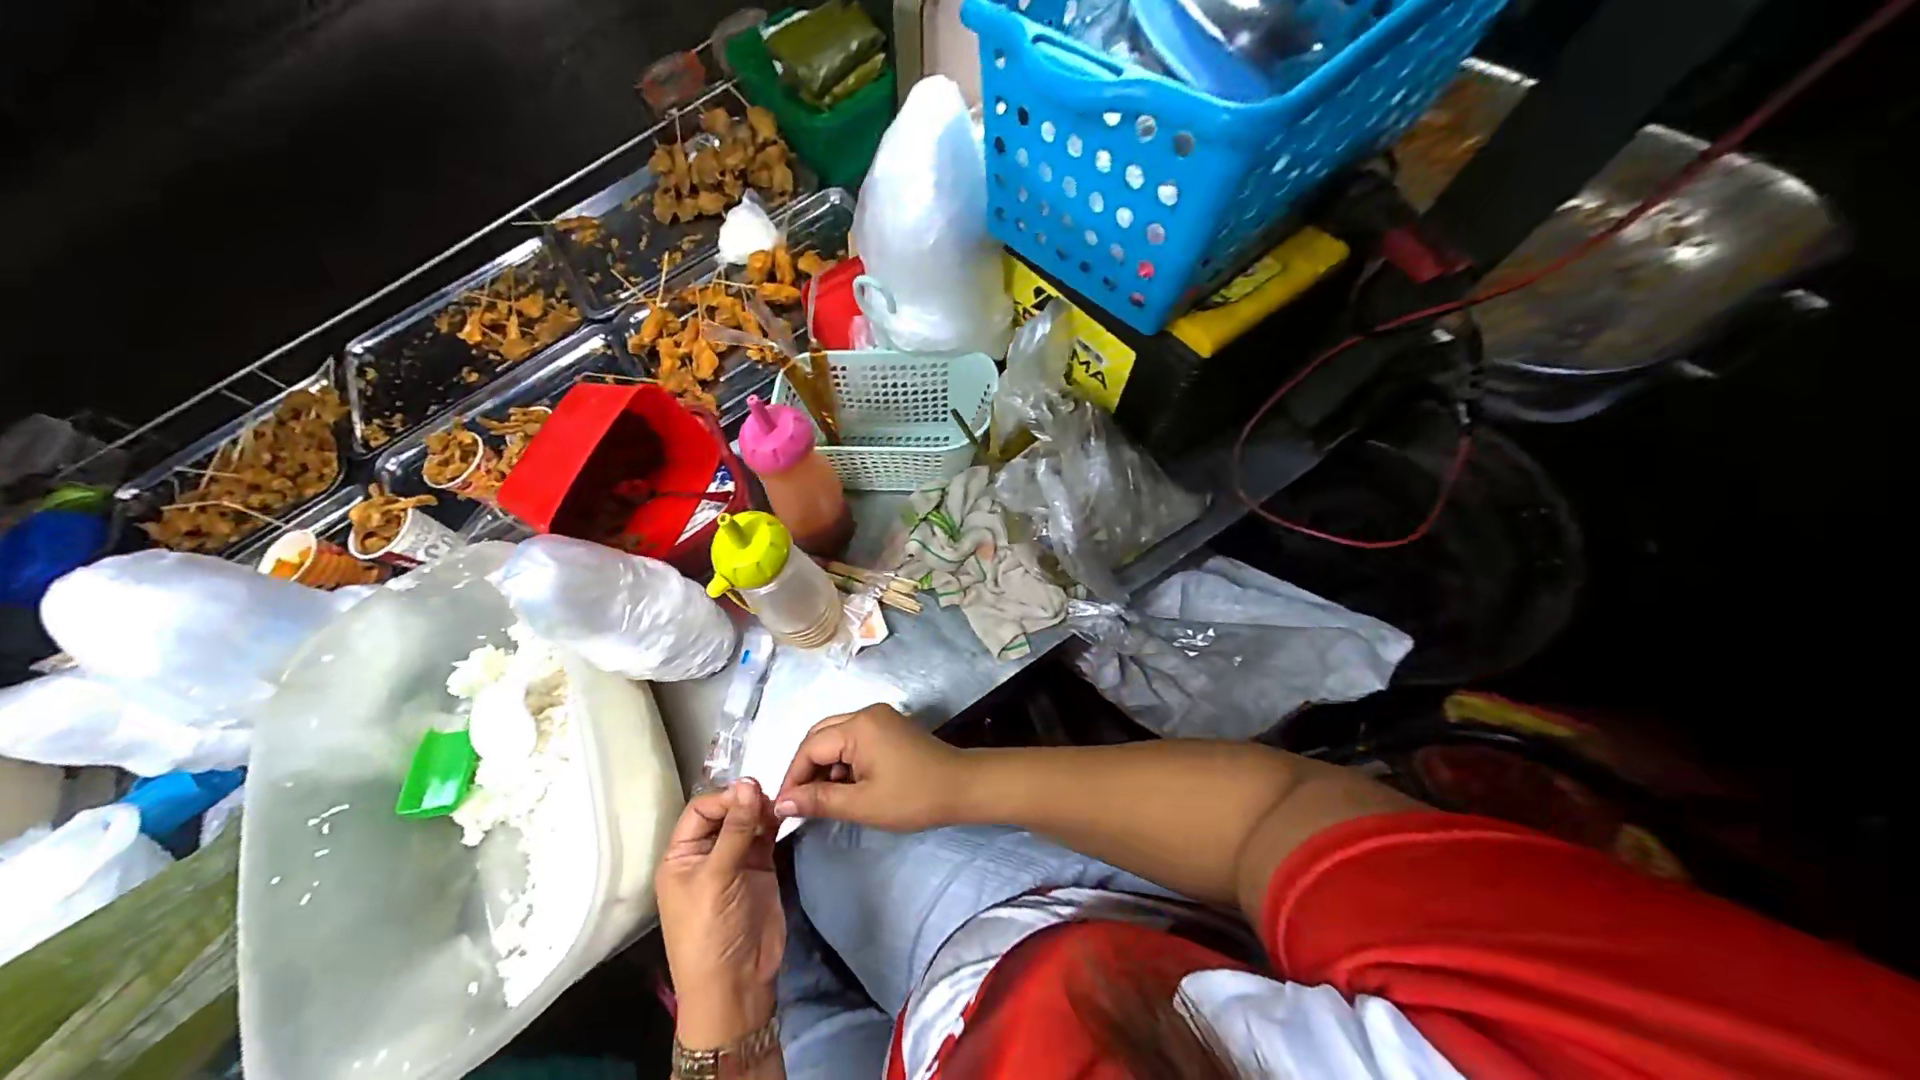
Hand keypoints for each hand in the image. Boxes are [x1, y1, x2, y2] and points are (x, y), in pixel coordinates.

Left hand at [656, 780, 783, 1048]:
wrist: (736, 982)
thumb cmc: (710, 931)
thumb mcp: (717, 878)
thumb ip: (735, 830)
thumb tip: (749, 783)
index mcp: (682, 856)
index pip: (700, 811)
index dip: (724, 799)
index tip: (751, 791)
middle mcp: (707, 853)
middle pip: (726, 812)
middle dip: (745, 801)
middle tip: (770, 794)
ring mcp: (735, 860)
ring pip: (748, 821)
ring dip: (762, 809)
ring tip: (779, 803)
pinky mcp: (760, 868)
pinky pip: (765, 836)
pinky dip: (774, 823)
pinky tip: (784, 813)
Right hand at [774, 704, 969, 830]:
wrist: (963, 787)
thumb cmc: (913, 797)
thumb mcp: (862, 804)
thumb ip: (819, 800)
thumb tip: (781, 803)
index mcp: (858, 725)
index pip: (810, 747)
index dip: (793, 777)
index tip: (783, 808)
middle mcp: (866, 713)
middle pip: (820, 736)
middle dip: (806, 768)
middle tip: (799, 802)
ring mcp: (879, 718)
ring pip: (836, 737)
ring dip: (824, 766)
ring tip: (824, 798)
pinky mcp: (889, 728)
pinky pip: (853, 739)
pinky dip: (843, 762)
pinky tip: (846, 786)